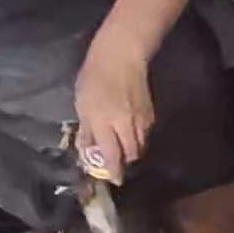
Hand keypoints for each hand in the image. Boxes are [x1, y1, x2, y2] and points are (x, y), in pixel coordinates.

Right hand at [0, 118, 80, 231]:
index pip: (53, 225)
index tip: (70, 192)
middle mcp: (18, 209)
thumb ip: (65, 176)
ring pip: (40, 196)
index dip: (66, 212)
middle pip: (48, 211)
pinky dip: (41, 176)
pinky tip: (45, 155)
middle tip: (70, 176)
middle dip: (62, 193)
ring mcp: (10, 198)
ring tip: (59, 160)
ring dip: (53, 181)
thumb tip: (85, 184)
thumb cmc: (3, 153)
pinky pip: (29, 187)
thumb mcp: (39, 164)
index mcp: (26, 209)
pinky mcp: (5, 186)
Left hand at [73, 32, 154, 184]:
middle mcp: (125, 126)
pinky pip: (145, 136)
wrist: (122, 56)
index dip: (112, 170)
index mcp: (104, 122)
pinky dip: (137, 138)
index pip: (112, 157)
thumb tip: (90, 153)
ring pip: (140, 147)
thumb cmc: (95, 76)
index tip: (110, 175)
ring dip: (131, 151)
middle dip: (123, 161)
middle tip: (115, 159)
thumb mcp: (82, 103)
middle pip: (130, 156)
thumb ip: (88, 131)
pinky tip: (129, 130)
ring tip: (121, 145)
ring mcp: (141, 122)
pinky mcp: (151, 117)